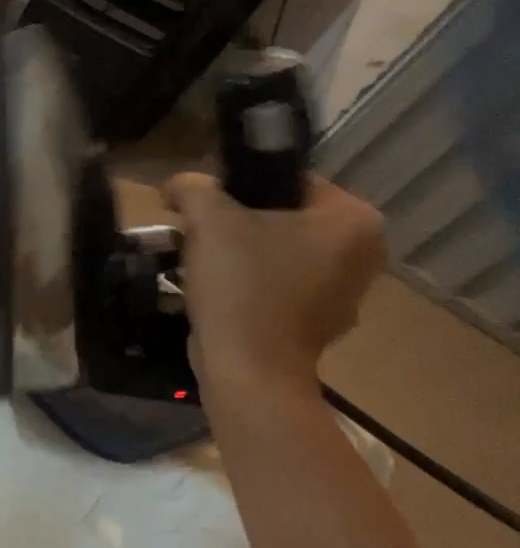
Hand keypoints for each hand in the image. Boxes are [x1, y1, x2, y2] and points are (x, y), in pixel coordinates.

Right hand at [165, 172, 387, 386]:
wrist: (250, 366)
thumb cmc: (240, 286)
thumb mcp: (208, 222)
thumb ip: (194, 189)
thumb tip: (181, 184)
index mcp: (352, 218)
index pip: (289, 181)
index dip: (235, 189)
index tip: (197, 208)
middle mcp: (366, 250)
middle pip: (285, 219)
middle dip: (236, 225)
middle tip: (193, 237)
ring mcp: (350, 289)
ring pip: (282, 253)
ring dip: (242, 255)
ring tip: (199, 267)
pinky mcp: (325, 320)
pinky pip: (283, 286)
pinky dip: (253, 285)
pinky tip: (221, 296)